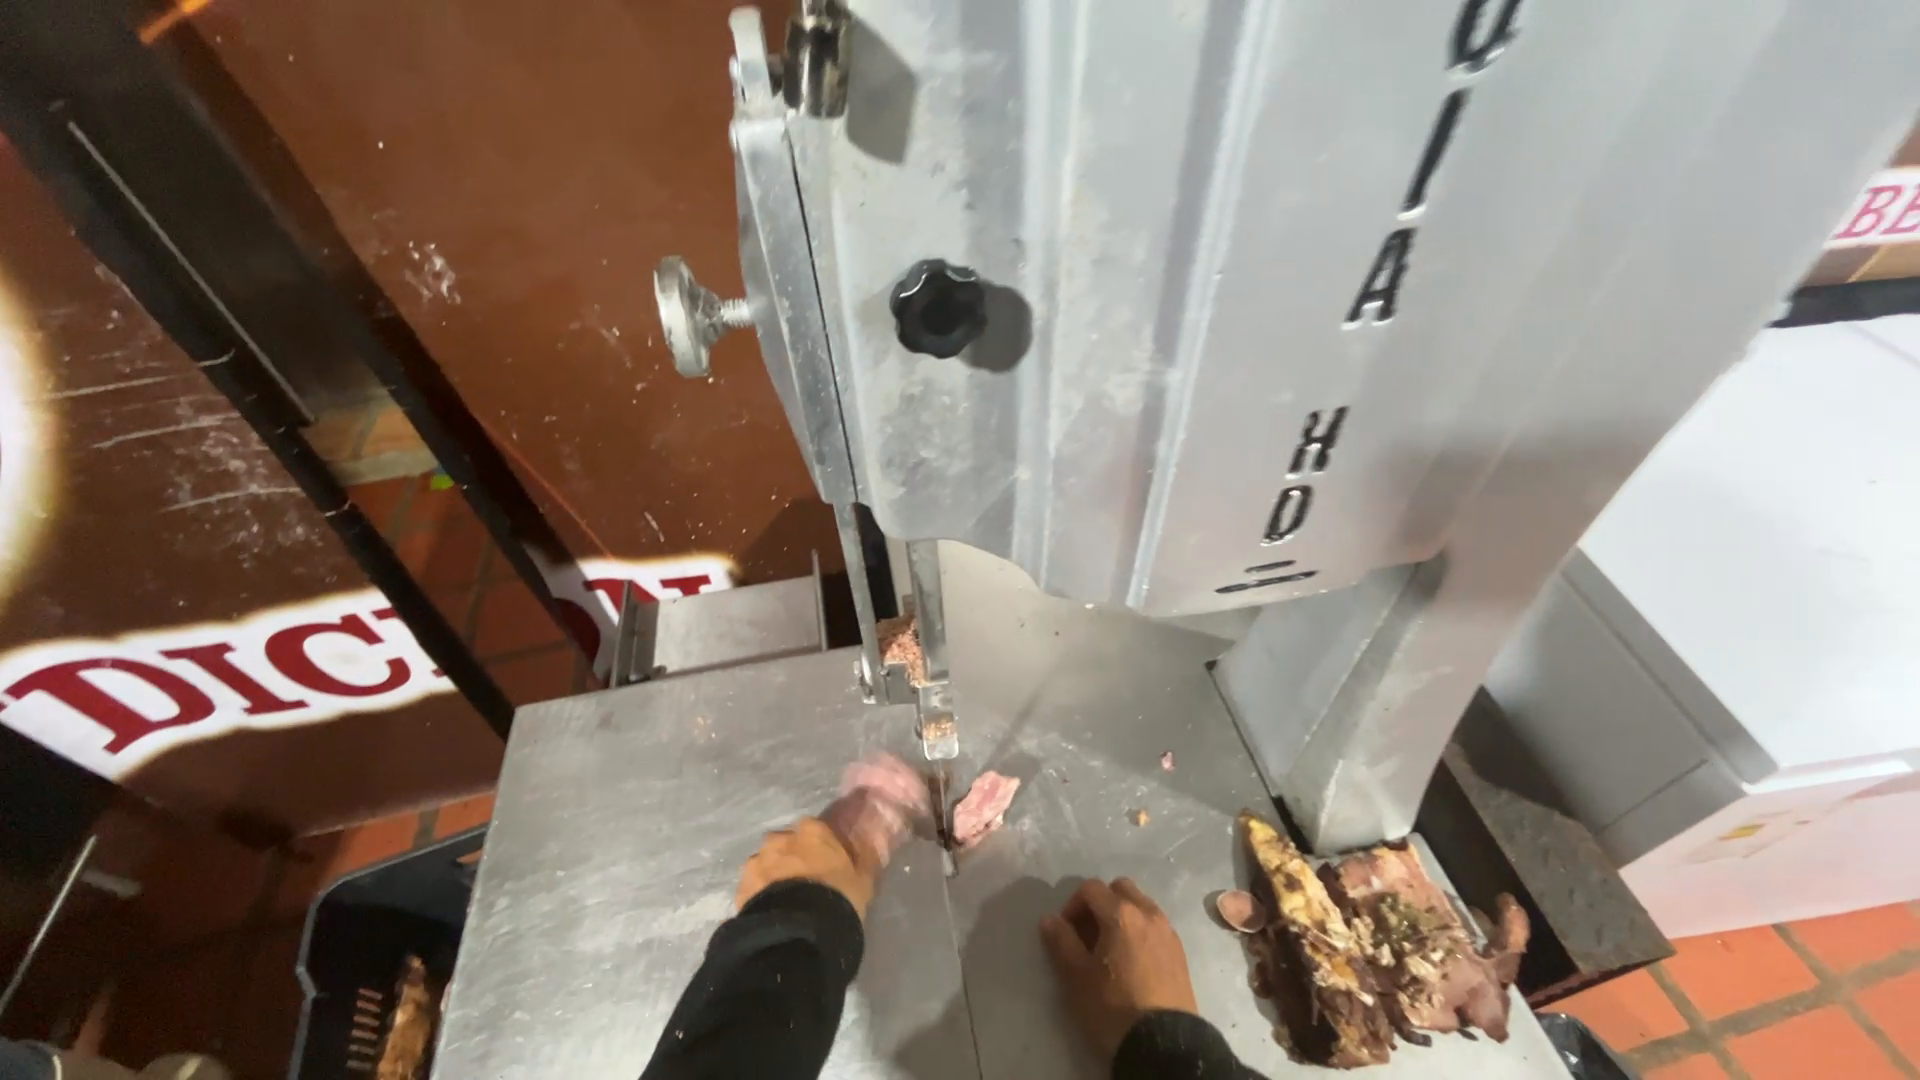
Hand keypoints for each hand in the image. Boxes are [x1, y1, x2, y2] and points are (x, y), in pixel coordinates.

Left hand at [735, 816, 881, 917]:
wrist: (797, 935)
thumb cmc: (837, 899)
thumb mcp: (863, 880)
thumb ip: (864, 858)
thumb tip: (871, 844)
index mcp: (813, 830)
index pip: (818, 829)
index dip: (823, 847)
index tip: (829, 864)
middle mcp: (782, 838)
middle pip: (789, 843)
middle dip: (795, 857)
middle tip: (807, 883)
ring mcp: (758, 861)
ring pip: (768, 862)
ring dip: (775, 874)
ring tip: (786, 901)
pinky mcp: (741, 886)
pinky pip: (753, 885)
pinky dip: (760, 893)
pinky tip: (771, 912)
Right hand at [1039, 878, 1199, 1060]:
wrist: (1164, 1046)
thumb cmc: (1114, 1007)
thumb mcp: (1077, 977)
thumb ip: (1061, 942)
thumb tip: (1049, 919)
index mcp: (1121, 913)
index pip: (1091, 888)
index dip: (1073, 905)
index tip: (1066, 931)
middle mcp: (1148, 912)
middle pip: (1120, 888)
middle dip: (1101, 903)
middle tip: (1089, 934)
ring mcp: (1167, 931)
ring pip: (1140, 905)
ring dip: (1122, 915)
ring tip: (1111, 948)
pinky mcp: (1180, 951)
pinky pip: (1155, 925)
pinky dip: (1140, 930)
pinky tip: (1132, 961)